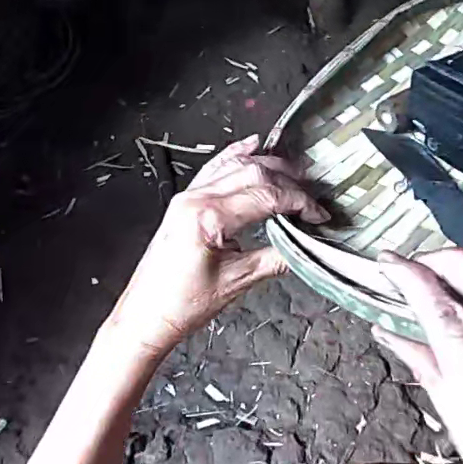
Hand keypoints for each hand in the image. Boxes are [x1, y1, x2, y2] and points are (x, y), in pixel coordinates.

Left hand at [122, 135, 327, 351]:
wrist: (145, 318)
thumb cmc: (181, 304)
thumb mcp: (238, 282)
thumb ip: (277, 259)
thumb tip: (306, 246)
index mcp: (208, 218)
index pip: (267, 197)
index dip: (299, 202)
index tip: (317, 214)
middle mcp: (195, 200)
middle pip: (254, 173)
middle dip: (289, 181)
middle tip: (311, 195)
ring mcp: (187, 198)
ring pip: (235, 164)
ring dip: (268, 164)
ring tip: (294, 171)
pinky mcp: (184, 202)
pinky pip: (214, 168)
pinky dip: (236, 154)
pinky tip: (251, 145)